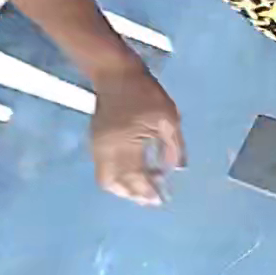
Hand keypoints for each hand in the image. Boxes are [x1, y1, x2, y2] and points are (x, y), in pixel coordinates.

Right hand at [89, 61, 184, 205]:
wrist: (116, 74)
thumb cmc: (146, 95)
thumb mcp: (169, 121)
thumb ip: (174, 147)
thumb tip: (178, 170)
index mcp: (123, 144)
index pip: (133, 177)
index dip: (146, 191)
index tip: (161, 200)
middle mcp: (105, 149)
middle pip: (113, 183)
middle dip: (133, 194)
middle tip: (154, 199)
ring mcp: (97, 145)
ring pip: (106, 177)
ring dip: (127, 185)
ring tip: (151, 187)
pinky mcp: (97, 140)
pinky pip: (106, 166)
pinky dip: (122, 175)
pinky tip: (142, 171)